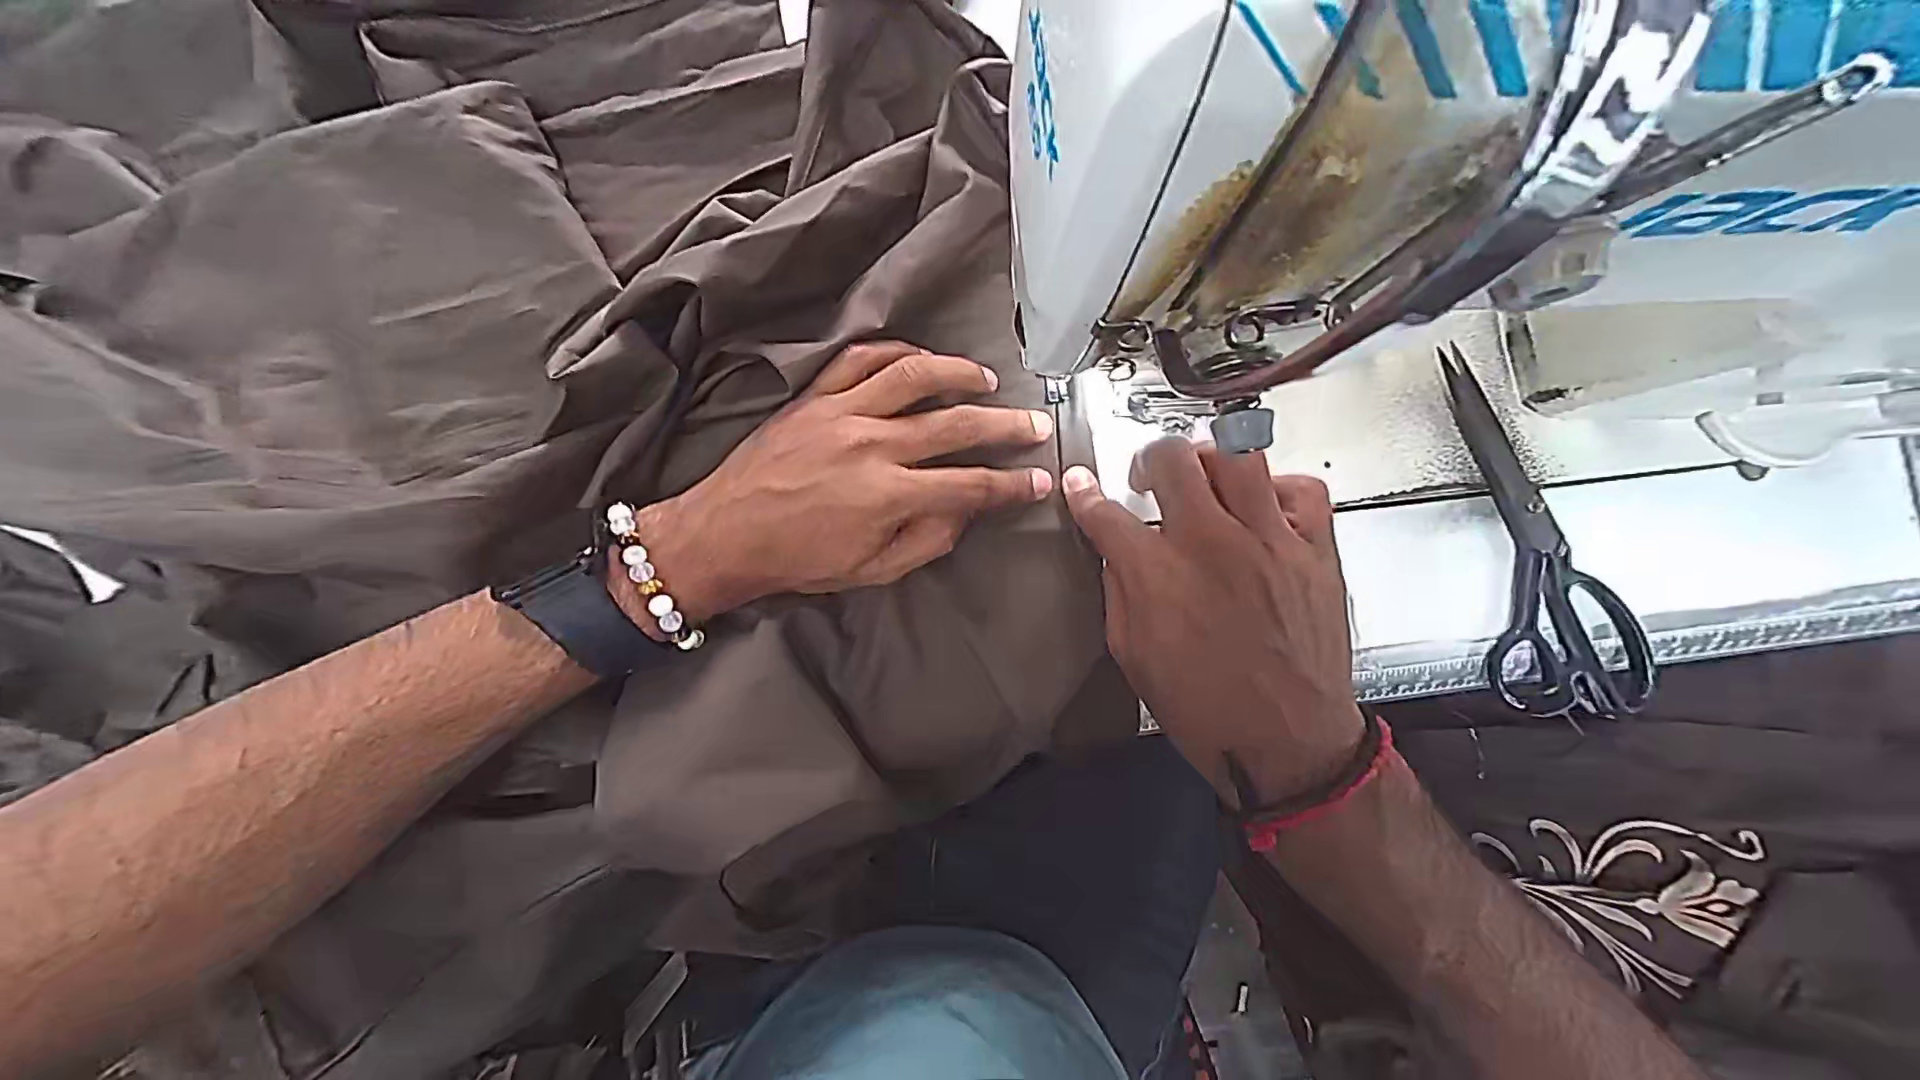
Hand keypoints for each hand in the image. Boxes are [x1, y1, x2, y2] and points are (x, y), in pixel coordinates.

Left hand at [612, 341, 1053, 630]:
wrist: (724, 535)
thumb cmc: (797, 560)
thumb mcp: (871, 571)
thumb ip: (926, 541)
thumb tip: (964, 512)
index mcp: (888, 495)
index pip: (970, 484)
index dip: (1012, 484)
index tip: (1039, 480)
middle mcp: (872, 445)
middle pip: (956, 424)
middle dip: (1005, 425)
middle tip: (1034, 425)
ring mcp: (841, 413)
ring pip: (914, 375)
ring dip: (958, 373)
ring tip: (986, 381)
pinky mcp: (815, 398)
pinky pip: (860, 359)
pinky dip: (896, 351)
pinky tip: (918, 358)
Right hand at [1062, 440, 1362, 805]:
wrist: (1286, 743)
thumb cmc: (1209, 710)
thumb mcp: (1133, 656)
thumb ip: (1119, 594)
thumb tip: (1116, 556)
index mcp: (1157, 576)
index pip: (1105, 513)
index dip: (1084, 494)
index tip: (1081, 486)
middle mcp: (1211, 546)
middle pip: (1172, 461)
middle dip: (1148, 459)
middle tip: (1147, 475)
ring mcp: (1268, 543)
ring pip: (1236, 456)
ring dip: (1208, 458)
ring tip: (1202, 476)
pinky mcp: (1314, 553)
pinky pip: (1301, 488)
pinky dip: (1277, 485)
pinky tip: (1262, 503)